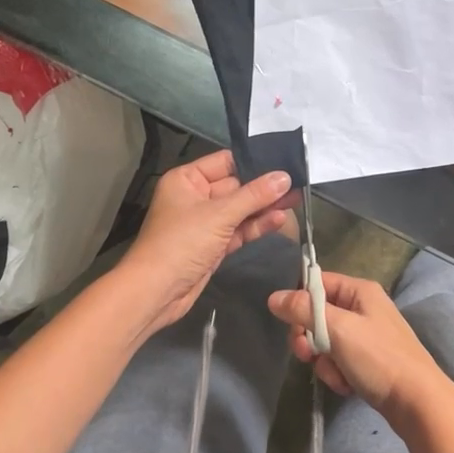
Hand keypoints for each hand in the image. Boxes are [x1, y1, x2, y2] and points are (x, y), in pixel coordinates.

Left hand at [119, 150, 294, 333]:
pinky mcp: (213, 246)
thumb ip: (254, 195)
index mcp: (187, 179)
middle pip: (236, 186)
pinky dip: (256, 226)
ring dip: (264, 207)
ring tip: (296, 199)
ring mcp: (205, 223)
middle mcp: (195, 197)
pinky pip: (238, 230)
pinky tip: (280, 219)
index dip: (254, 161)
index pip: (226, 162)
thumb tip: (284, 176)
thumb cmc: (182, 243)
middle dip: (264, 187)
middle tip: (297, 182)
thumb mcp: (219, 215)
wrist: (155, 293)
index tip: (284, 159)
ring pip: (240, 210)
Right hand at [268, 271, 453, 421]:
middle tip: (310, 355)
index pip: (317, 283)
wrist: (417, 402)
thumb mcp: (338, 329)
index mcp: (359, 291)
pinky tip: (348, 385)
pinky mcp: (368, 361)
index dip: (300, 303)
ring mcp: (367, 336)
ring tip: (338, 375)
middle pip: (318, 315)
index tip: (292, 325)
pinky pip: (340, 361)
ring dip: (325, 361)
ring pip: (327, 342)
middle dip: (311, 338)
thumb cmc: (378, 358)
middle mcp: (363, 308)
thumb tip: (274, 297)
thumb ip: (304, 311)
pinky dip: (338, 374)